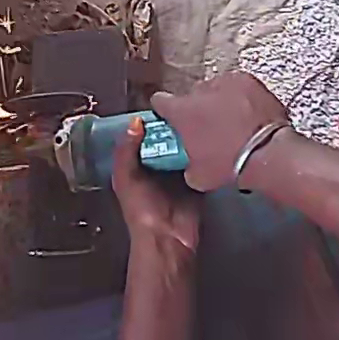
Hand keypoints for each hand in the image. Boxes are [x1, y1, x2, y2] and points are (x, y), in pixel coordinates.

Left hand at [112, 116, 200, 254]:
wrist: (168, 237)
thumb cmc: (142, 209)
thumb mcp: (125, 178)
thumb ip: (126, 151)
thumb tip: (136, 121)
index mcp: (138, 164)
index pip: (146, 136)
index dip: (153, 121)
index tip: (165, 102)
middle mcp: (160, 165)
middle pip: (168, 139)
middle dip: (176, 126)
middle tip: (189, 104)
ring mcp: (180, 171)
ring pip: (186, 147)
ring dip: (192, 136)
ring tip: (203, 113)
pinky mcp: (199, 178)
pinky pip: (203, 159)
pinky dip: (207, 149)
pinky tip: (213, 134)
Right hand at [151, 72, 290, 191]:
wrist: (267, 153)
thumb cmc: (229, 165)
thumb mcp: (198, 177)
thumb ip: (187, 163)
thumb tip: (191, 164)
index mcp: (181, 110)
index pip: (160, 101)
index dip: (164, 110)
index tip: (171, 118)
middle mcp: (200, 90)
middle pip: (191, 95)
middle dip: (197, 108)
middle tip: (208, 126)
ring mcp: (225, 81)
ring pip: (215, 88)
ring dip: (219, 100)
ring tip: (231, 119)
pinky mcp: (248, 80)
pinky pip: (237, 86)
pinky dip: (240, 96)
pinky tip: (247, 113)